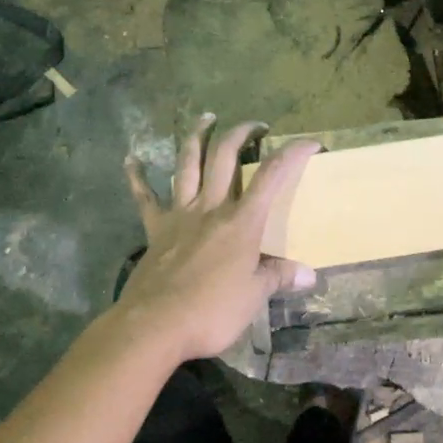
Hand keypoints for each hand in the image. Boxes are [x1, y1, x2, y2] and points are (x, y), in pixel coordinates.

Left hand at [116, 114, 320, 361]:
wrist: (155, 325)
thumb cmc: (212, 311)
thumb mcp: (254, 297)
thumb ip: (278, 277)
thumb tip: (309, 274)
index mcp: (242, 223)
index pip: (273, 177)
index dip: (293, 154)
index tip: (311, 142)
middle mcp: (211, 208)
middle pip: (225, 157)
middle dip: (242, 133)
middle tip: (256, 124)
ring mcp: (180, 215)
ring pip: (188, 165)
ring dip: (197, 137)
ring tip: (206, 118)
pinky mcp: (155, 230)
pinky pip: (144, 198)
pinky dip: (137, 176)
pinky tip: (131, 159)